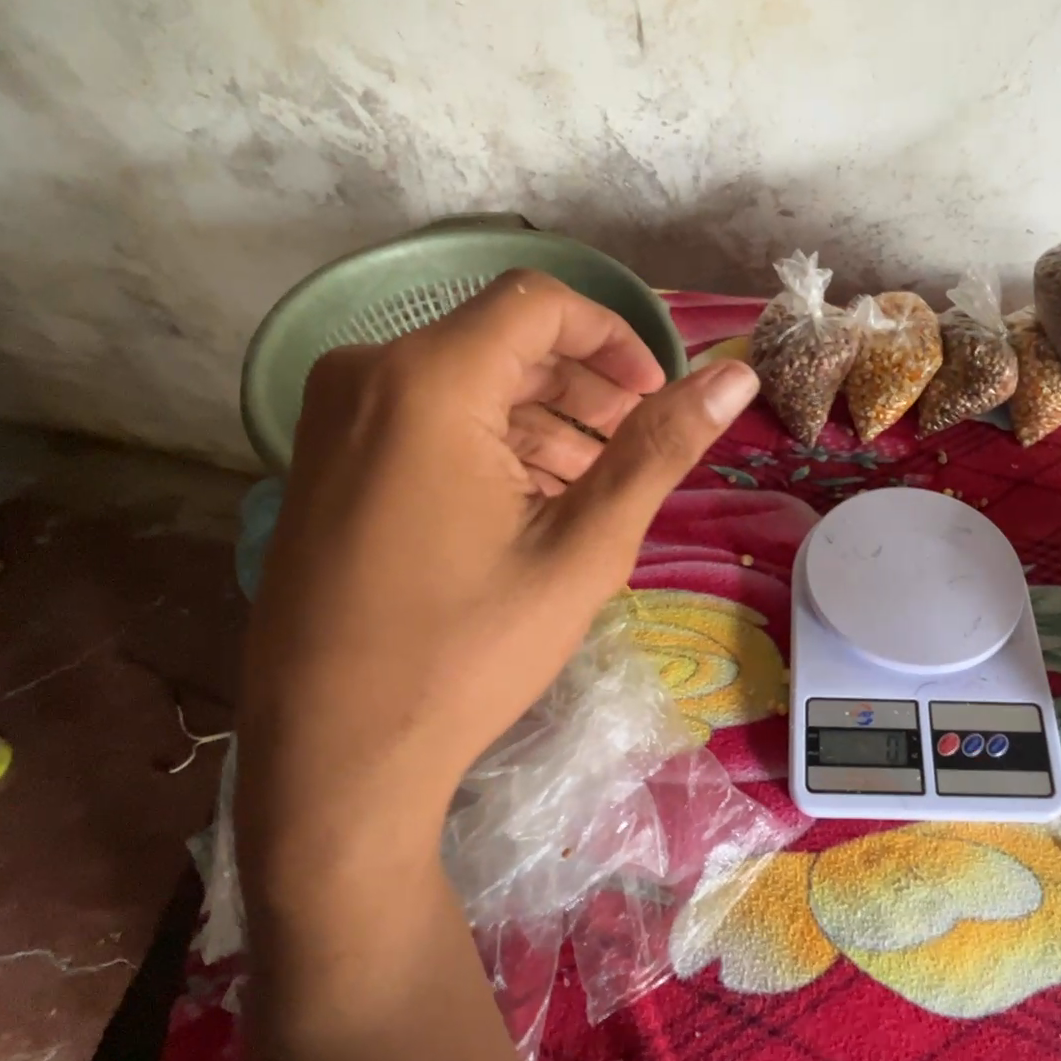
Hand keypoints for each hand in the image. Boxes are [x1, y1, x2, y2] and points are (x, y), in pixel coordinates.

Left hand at [239, 268, 757, 883]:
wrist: (333, 756)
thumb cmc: (468, 651)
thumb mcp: (583, 548)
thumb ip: (660, 449)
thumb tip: (737, 375)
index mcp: (426, 380)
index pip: (539, 304)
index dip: (613, 339)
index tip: (656, 398)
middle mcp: (364, 376)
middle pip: (502, 344)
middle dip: (583, 391)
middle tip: (633, 456)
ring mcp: (331, 422)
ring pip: (465, 386)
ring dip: (541, 425)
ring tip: (590, 494)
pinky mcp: (323, 465)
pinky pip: (423, 423)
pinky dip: (489, 448)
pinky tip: (527, 510)